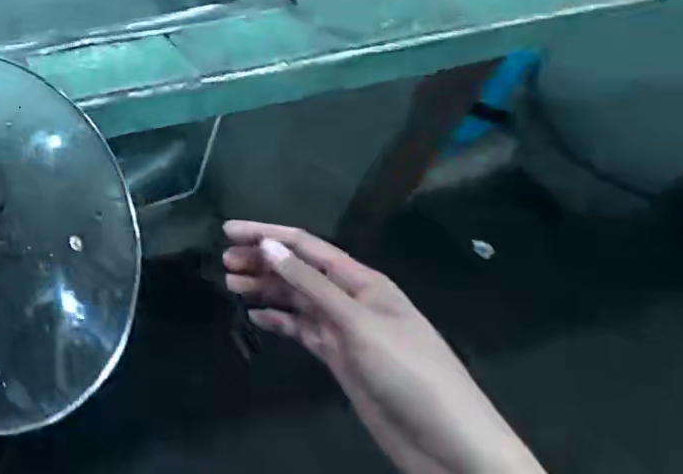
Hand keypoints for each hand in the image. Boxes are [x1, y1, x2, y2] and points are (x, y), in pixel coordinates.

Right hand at [222, 221, 543, 473]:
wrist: (457, 454)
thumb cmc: (413, 376)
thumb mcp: (359, 325)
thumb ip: (311, 284)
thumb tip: (268, 245)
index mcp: (364, 284)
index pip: (306, 246)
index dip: (266, 234)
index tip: (227, 231)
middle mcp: (352, 301)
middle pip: (297, 271)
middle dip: (261, 263)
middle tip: (225, 264)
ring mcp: (346, 331)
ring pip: (296, 299)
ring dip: (265, 290)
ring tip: (232, 286)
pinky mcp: (341, 358)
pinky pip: (301, 329)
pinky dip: (278, 321)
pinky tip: (256, 319)